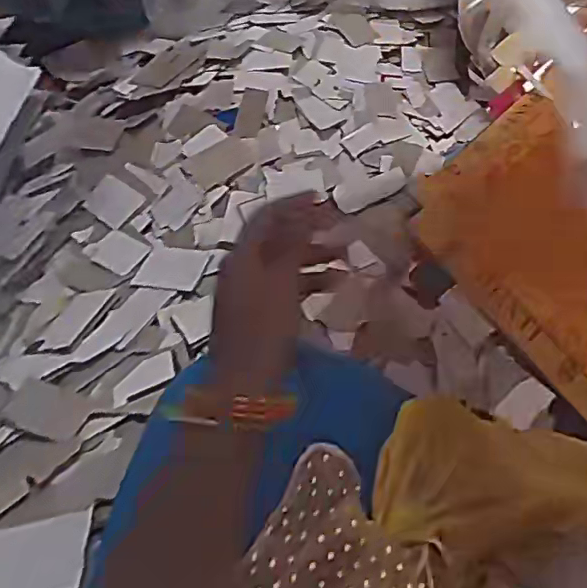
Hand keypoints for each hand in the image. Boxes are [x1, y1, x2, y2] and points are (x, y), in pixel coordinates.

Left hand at [209, 194, 340, 394]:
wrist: (243, 389)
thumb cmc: (264, 332)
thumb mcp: (282, 283)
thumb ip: (292, 245)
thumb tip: (303, 214)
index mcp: (241, 257)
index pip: (266, 217)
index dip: (293, 203)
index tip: (322, 198)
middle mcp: (241, 269)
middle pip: (276, 238)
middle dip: (309, 229)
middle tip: (339, 226)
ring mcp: (248, 292)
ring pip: (283, 262)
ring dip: (313, 254)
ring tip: (345, 255)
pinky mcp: (257, 313)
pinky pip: (284, 284)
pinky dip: (308, 279)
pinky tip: (334, 284)